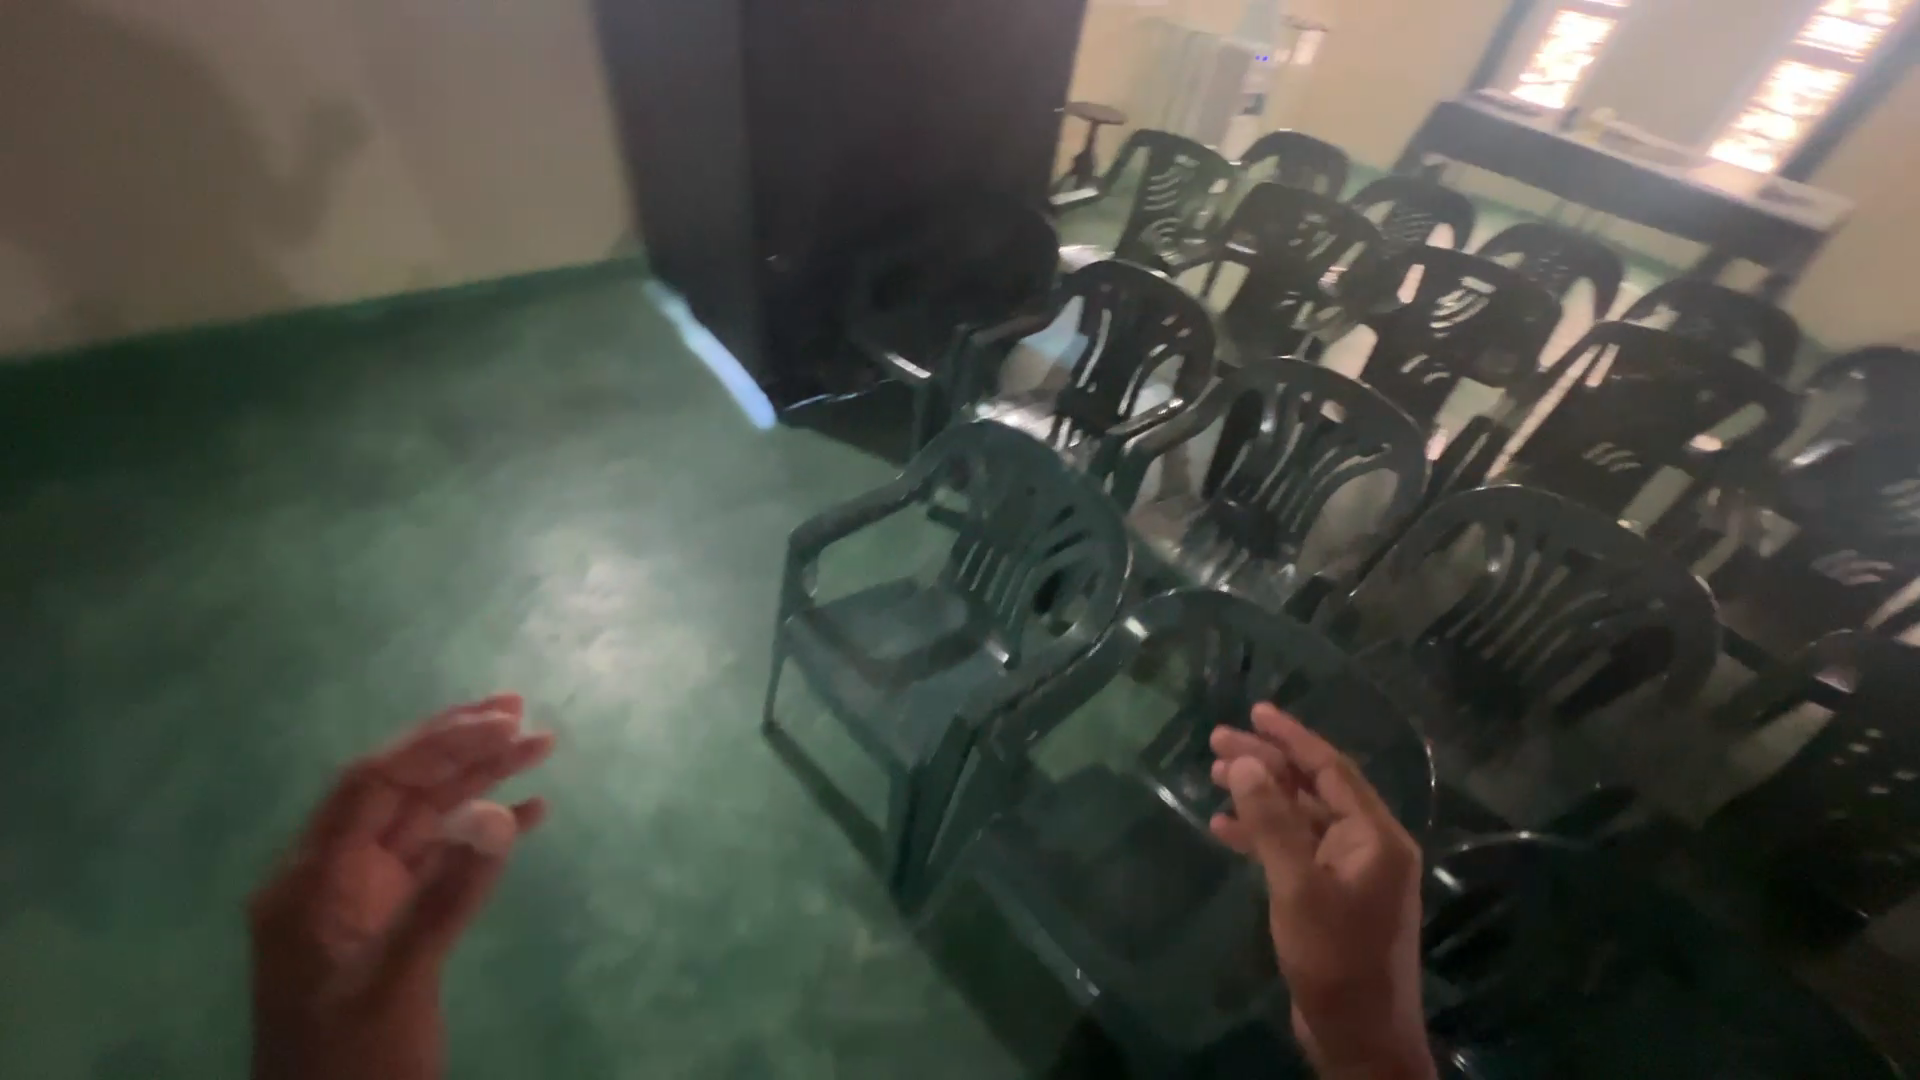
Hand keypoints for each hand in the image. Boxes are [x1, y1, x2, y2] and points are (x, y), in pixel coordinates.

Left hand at [249, 694, 555, 1079]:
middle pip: (401, 788)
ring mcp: (370, 894)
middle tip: (519, 709)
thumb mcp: (395, 982)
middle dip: (459, 745)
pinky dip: (489, 828)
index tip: (503, 722)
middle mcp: (336, 874)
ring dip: (483, 778)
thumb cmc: (352, 1061)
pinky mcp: (400, 915)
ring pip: (429, 814)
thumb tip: (501, 813)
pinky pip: (446, 853)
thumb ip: (445, 896)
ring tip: (541, 743)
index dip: (438, 744)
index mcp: (313, 881)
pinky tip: (533, 810)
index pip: (374, 785)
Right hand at [1210, 704, 1433, 1079]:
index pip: (1330, 768)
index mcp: (1375, 836)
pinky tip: (1224, 826)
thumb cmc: (1335, 959)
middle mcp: (1368, 844)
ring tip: (1214, 775)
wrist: (1360, 1040)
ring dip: (1259, 795)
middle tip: (1216, 741)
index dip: (1291, 737)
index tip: (1254, 711)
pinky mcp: (1330, 893)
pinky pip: (1293, 846)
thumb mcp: (1297, 885)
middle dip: (1266, 762)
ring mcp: (1350, 870)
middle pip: (1312, 787)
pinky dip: (1260, 833)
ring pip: (1299, 814)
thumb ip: (1271, 821)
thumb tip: (1246, 763)